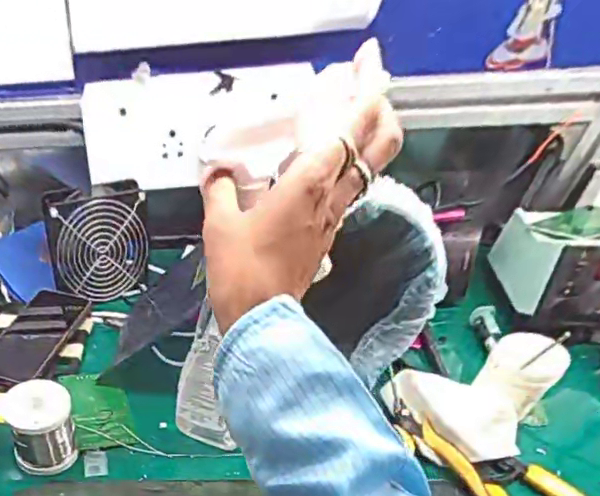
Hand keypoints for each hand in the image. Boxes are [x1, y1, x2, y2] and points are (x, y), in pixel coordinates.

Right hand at [202, 40, 404, 332]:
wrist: (257, 321)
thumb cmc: (242, 276)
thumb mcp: (218, 226)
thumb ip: (219, 190)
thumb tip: (218, 175)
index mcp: (307, 185)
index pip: (350, 127)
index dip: (364, 92)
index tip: (362, 70)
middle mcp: (329, 201)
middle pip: (379, 144)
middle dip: (382, 111)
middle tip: (368, 93)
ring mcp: (331, 223)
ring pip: (366, 172)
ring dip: (366, 144)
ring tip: (349, 130)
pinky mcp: (323, 242)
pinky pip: (343, 199)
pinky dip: (342, 178)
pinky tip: (322, 180)